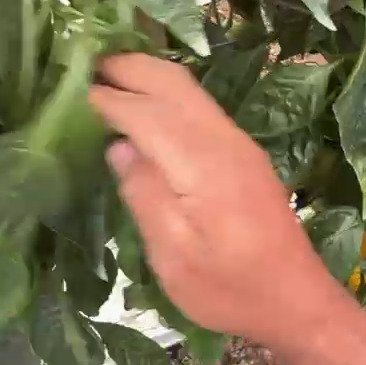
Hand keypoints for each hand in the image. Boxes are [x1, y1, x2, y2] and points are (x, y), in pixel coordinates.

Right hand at [88, 53, 353, 347]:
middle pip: (172, 82)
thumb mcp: (175, 256)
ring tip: (105, 76)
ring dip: (147, 75)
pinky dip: (166, 94)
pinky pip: (199, 107)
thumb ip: (145, 195)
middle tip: (82, 64)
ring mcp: (238, 143)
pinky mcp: (244, 154)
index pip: (145, 112)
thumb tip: (118, 147)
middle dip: (127, 66)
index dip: (106, 99)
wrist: (297, 300)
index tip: (68, 92)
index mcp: (203, 163)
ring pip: (189, 89)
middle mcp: (224, 140)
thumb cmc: (231, 288)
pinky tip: (145, 107)